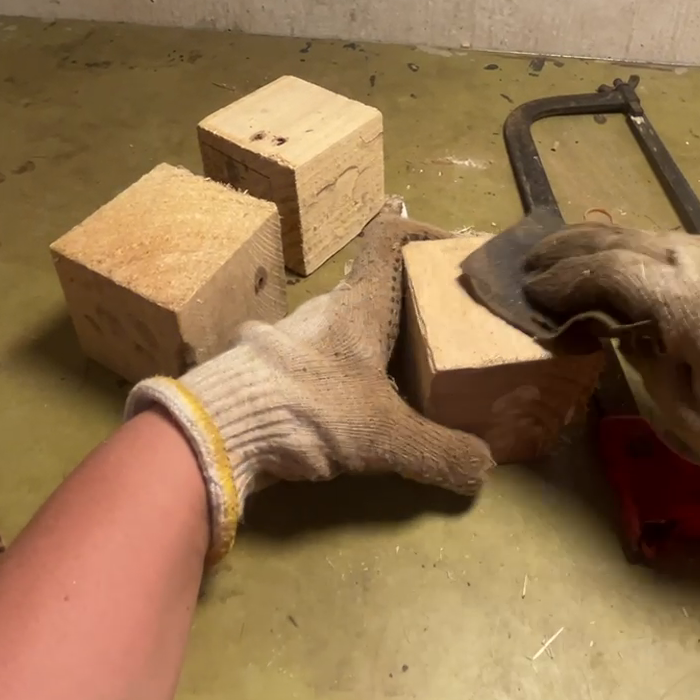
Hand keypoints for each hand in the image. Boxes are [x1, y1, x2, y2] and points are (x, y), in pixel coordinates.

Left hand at [127, 201, 495, 561]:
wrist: (216, 429)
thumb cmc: (310, 407)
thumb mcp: (385, 435)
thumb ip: (438, 452)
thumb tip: (483, 468)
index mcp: (357, 304)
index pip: (387, 238)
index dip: (418, 231)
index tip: (446, 247)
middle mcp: (323, 308)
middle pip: (370, 287)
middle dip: (404, 306)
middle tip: (434, 334)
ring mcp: (288, 335)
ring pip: (339, 324)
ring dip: (367, 344)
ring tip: (396, 380)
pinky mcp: (263, 366)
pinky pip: (310, 358)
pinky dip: (333, 374)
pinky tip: (343, 410)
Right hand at [523, 224, 699, 585]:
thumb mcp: (688, 414)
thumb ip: (649, 361)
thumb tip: (632, 329)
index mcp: (688, 299)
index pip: (605, 271)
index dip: (562, 278)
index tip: (532, 287)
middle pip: (627, 237)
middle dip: (575, 246)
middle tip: (538, 255)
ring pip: (668, 238)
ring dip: (623, 248)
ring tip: (590, 261)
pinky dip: (668, 256)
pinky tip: (658, 272)